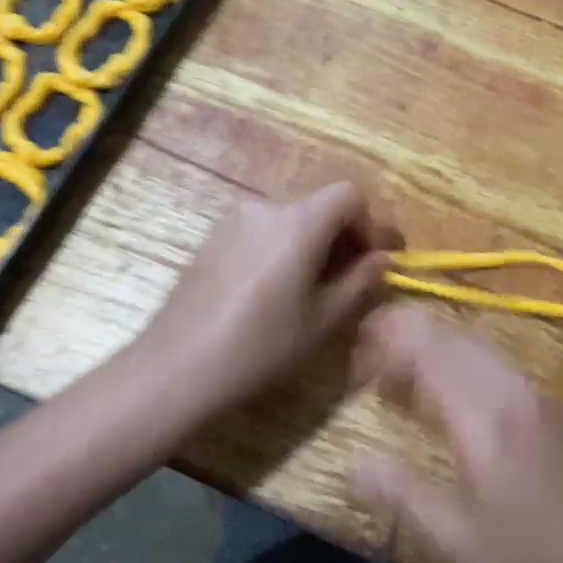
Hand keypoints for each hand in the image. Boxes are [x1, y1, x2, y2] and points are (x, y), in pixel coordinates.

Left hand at [139, 182, 401, 410]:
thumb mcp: (322, 319)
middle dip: (345, 234)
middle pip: (320, 204)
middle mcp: (268, 207)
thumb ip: (360, 280)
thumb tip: (383, 258)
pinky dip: (285, 245)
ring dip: (315, 240)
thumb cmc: (260, 346)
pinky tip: (279, 287)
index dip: (372, 223)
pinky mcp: (215, 236)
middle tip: (355, 274)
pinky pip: (264, 229)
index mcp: (299, 222)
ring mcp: (236, 219)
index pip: (350, 195)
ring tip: (318, 284)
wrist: (178, 367)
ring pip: (292, 217)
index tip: (379, 258)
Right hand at [346, 307, 562, 562]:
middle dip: (403, 334)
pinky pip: (494, 360)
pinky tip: (450, 397)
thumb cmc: (533, 562)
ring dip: (432, 345)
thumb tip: (352, 461)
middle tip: (369, 365)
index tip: (356, 371)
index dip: (383, 342)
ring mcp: (535, 391)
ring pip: (474, 340)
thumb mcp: (456, 543)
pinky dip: (459, 360)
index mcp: (482, 411)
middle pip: (449, 330)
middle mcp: (509, 385)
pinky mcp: (551, 405)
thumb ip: (401, 495)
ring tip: (402, 378)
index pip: (424, 343)